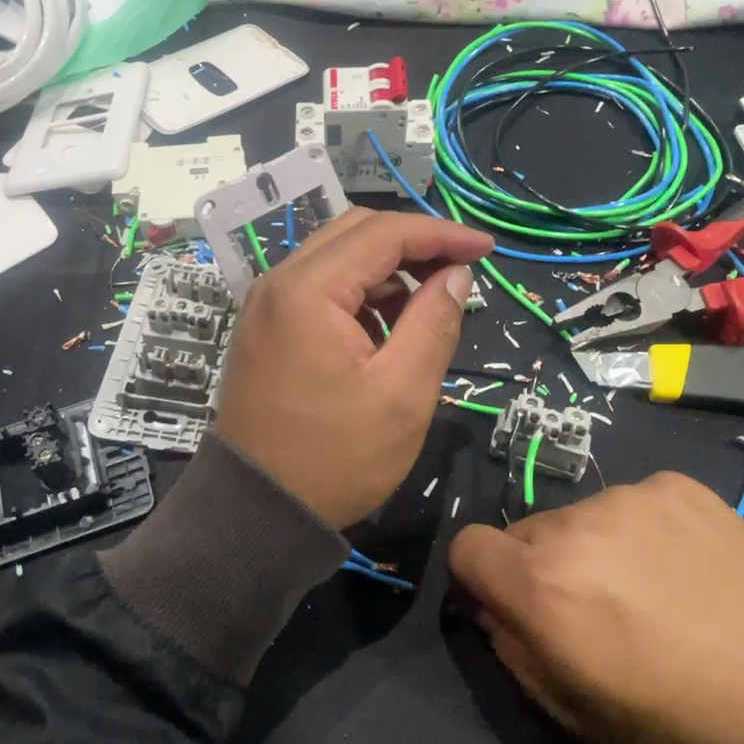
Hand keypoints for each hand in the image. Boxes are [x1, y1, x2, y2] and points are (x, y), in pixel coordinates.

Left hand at [215, 209, 491, 528]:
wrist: (256, 510)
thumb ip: (433, 324)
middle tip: (460, 272)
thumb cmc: (335, 457)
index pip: (384, 234)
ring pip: (336, 260)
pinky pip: (318, 290)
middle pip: (355, 234)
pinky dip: (358, 297)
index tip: (486, 249)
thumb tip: (455, 275)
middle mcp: (278, 283)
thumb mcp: (401, 394)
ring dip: (386, 273)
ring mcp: (265, 306)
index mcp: (307, 290)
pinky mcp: (265, 329)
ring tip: (426, 311)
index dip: (441, 234)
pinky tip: (384, 332)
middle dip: (414, 245)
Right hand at [448, 473, 743, 743]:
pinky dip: (641, 529)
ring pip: (579, 516)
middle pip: (525, 531)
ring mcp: (628, 496)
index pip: (466, 545)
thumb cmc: (677, 718)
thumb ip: (512, 650)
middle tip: (594, 605)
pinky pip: (630, 501)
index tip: (511, 600)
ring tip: (649, 586)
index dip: (481, 576)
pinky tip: (683, 565)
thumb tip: (491, 608)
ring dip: (593, 545)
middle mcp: (575, 526)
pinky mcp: (674, 484)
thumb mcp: (572, 712)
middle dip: (542, 565)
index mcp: (541, 585)